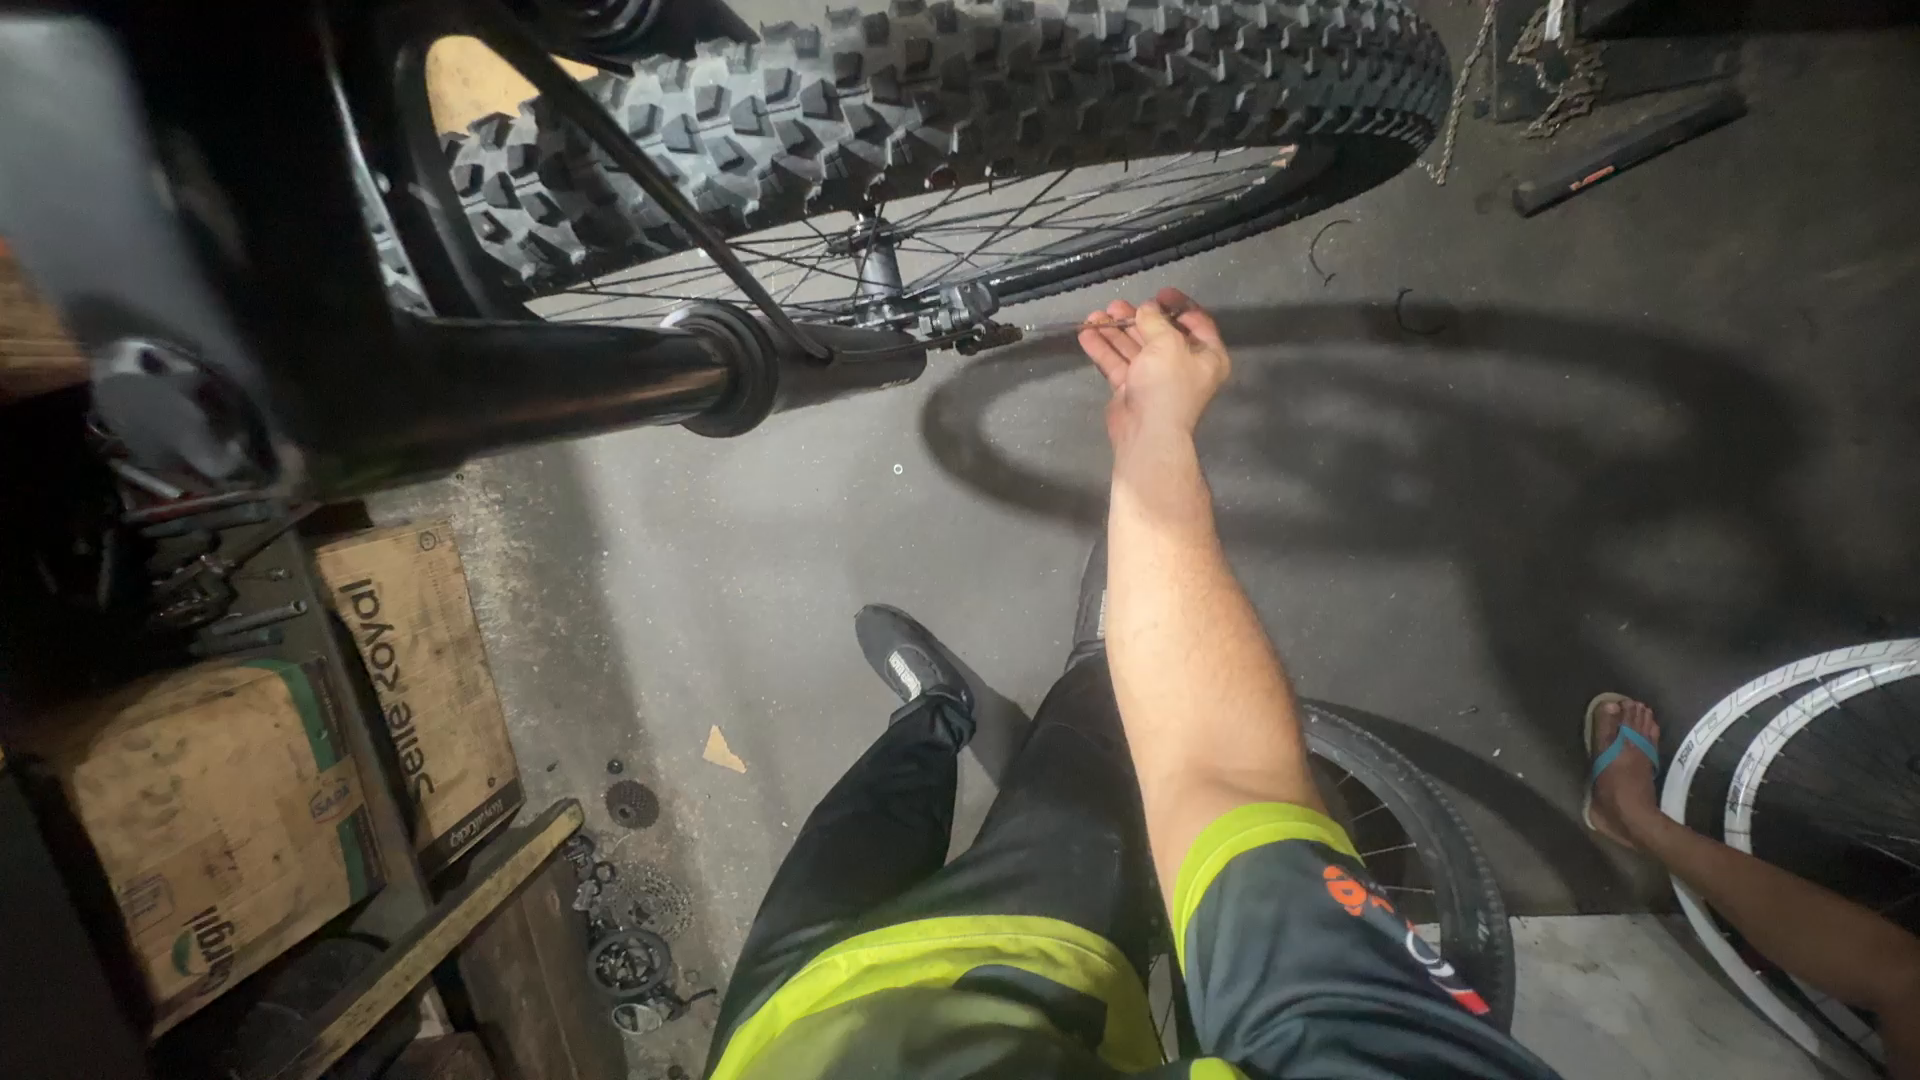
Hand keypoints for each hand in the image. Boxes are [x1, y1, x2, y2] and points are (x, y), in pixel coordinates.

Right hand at [1077, 287, 1230, 447]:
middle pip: (1159, 334)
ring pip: (1133, 348)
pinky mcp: (1131, 389)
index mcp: (1206, 356)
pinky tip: (1086, 334)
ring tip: (1096, 315)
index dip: (1178, 305)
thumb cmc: (1167, 385)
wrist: (1147, 433)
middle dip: (1136, 318)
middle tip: (1116, 304)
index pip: (1196, 322)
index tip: (1159, 292)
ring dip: (1115, 330)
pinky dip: (1102, 348)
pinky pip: (1117, 363)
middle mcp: (1182, 366)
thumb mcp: (1168, 344)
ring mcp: (1155, 378)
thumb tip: (1146, 309)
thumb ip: (1156, 321)